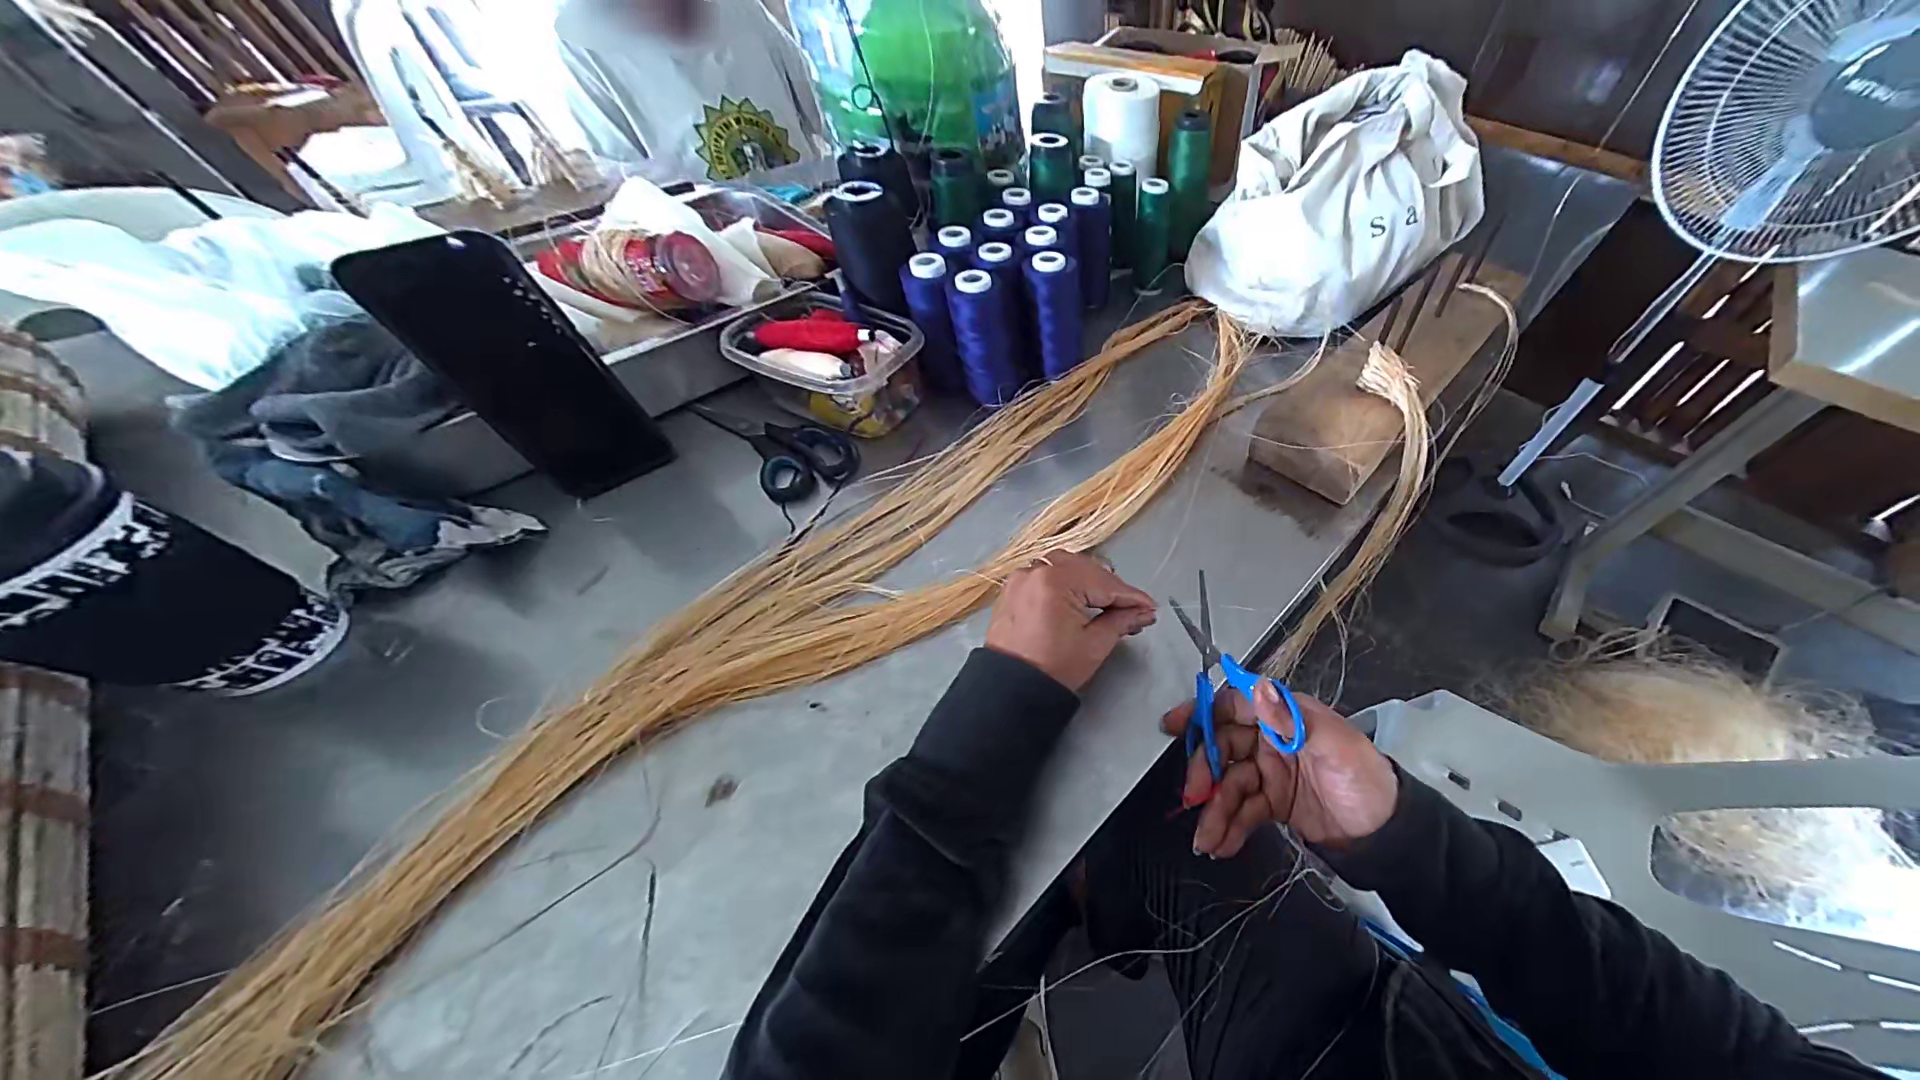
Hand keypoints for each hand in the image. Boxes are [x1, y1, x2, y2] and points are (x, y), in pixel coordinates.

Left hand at [985, 551, 1156, 691]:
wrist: (1010, 687)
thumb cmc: (1050, 668)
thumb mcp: (1094, 645)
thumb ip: (1121, 621)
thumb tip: (1142, 612)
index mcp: (1056, 581)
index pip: (1105, 583)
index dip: (1131, 597)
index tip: (1149, 607)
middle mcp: (1036, 571)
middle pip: (1086, 569)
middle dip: (1111, 588)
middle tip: (1132, 610)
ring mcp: (1022, 578)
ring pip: (1066, 567)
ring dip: (1089, 581)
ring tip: (1108, 604)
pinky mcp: (1014, 588)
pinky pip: (1046, 575)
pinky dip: (1065, 583)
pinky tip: (1080, 599)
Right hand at [1161, 684, 1396, 856]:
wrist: (1392, 839)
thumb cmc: (1368, 782)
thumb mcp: (1335, 747)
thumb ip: (1292, 720)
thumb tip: (1258, 689)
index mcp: (1285, 714)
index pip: (1234, 705)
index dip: (1202, 712)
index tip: (1174, 725)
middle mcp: (1271, 737)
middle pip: (1222, 746)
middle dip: (1204, 772)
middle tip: (1193, 796)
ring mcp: (1268, 770)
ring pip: (1227, 782)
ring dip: (1213, 809)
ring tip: (1207, 838)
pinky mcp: (1270, 801)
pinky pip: (1240, 809)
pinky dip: (1227, 826)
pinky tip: (1219, 844)